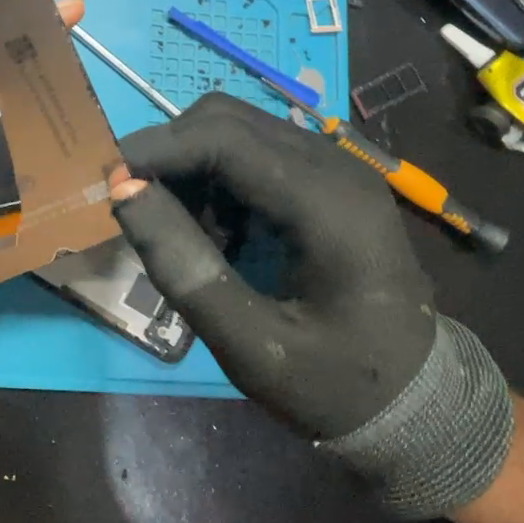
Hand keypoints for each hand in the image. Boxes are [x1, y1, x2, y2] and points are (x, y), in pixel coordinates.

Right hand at [109, 93, 514, 519]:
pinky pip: (252, 152)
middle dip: (169, 153)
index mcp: (327, 203)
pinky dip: (214, 179)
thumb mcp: (252, 346)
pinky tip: (212, 232)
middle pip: (227, 119)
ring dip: (190, 166)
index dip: (157, 150)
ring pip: (235, 129)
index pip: (224, 139)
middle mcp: (334, 165)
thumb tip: (124, 194)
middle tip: (132, 206)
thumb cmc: (335, 384)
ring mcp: (334, 167)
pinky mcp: (326, 179)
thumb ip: (186, 269)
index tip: (107, 183)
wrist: (416, 403)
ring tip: (177, 231)